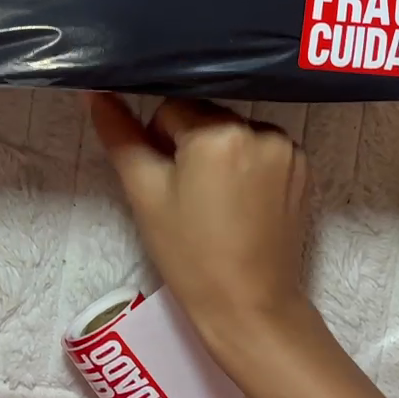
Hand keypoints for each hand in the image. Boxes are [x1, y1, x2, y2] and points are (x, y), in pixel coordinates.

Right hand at [86, 94, 314, 344]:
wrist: (250, 306)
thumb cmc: (188, 252)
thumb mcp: (144, 191)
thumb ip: (118, 133)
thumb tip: (95, 91)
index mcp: (220, 132)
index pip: (170, 108)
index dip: (157, 141)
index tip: (163, 180)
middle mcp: (260, 130)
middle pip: (204, 114)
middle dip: (188, 142)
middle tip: (184, 192)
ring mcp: (288, 149)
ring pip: (232, 129)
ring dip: (217, 150)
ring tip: (213, 199)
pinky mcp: (303, 168)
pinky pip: (259, 146)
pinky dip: (245, 162)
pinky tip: (239, 200)